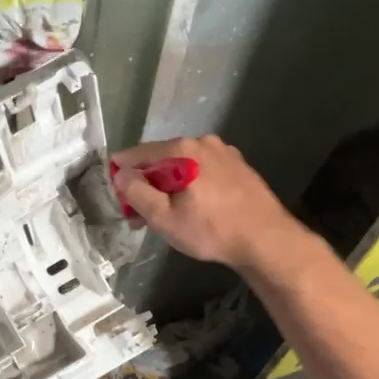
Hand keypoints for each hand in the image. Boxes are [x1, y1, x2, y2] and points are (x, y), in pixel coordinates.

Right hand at [113, 136, 316, 269]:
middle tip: (138, 213)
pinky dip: (189, 183)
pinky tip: (191, 207)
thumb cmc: (210, 230)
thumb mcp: (164, 217)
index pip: (137, 154)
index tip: (115, 193)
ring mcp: (223, 151)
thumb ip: (137, 192)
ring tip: (164, 214)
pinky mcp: (237, 165)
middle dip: (145, 182)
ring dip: (167, 185)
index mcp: (181, 150)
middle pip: (161, 158)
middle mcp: (201, 141)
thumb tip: (121, 174)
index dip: (121, 172)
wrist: (264, 237)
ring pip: (182, 165)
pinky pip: (201, 169)